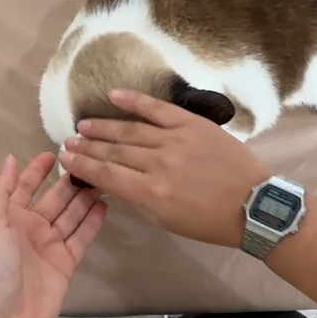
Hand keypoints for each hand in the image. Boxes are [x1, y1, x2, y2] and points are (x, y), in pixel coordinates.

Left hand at [0, 151, 109, 317]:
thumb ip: (0, 191)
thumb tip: (10, 159)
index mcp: (7, 217)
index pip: (23, 187)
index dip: (37, 170)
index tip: (55, 152)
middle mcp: (29, 228)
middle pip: (53, 199)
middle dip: (69, 182)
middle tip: (92, 163)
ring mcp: (48, 246)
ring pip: (70, 216)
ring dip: (85, 198)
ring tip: (104, 179)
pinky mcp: (65, 264)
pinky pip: (81, 238)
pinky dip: (92, 222)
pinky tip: (105, 206)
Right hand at [58, 89, 271, 247]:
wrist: (252, 205)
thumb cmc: (208, 222)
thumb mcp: (166, 221)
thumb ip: (137, 200)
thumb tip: (113, 183)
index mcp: (150, 194)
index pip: (105, 175)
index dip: (81, 166)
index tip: (65, 159)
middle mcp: (157, 164)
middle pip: (112, 151)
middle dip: (87, 147)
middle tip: (68, 142)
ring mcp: (175, 140)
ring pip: (129, 130)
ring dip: (102, 127)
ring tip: (83, 125)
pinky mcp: (192, 124)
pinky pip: (157, 108)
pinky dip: (134, 100)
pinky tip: (113, 95)